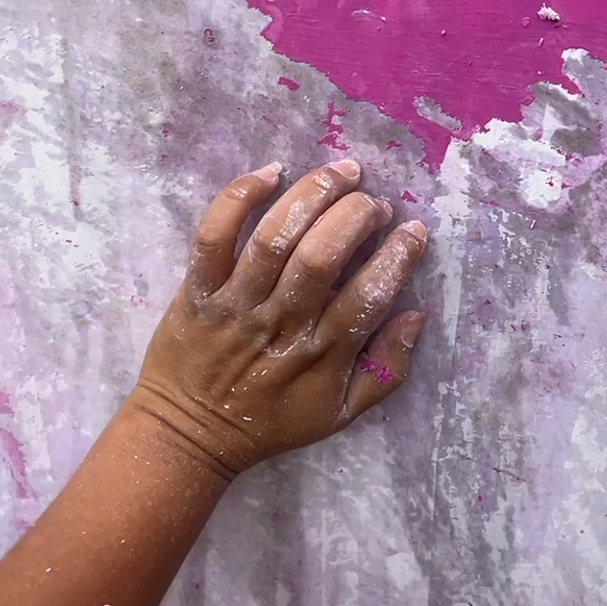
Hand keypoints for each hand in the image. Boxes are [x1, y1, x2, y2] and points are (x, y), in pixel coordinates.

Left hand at [125, 159, 428, 480]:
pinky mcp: (198, 289)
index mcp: (321, 355)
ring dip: (313, 195)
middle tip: (375, 203)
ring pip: (274, 238)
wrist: (188, 433)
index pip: (367, 296)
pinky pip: (214, 236)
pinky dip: (240, 197)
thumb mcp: (342, 413)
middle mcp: (280, 323)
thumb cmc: (272, 420)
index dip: (397, 256)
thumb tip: (418, 314)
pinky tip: (272, 173)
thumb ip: (388, 368)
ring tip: (343, 172)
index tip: (414, 230)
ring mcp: (236, 304)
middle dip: (356, 217)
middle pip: (320, 258)